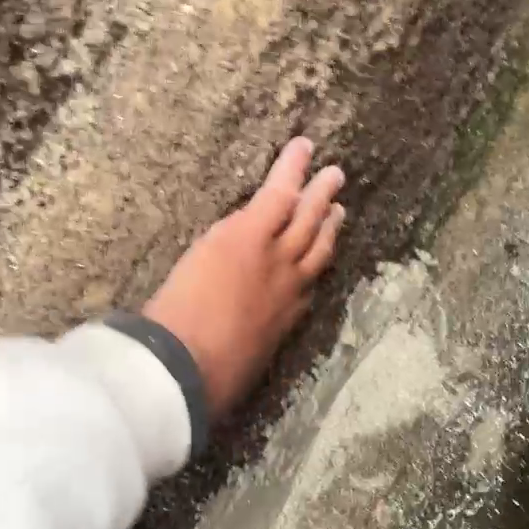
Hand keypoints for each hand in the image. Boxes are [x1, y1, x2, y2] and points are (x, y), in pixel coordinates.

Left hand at [142, 137, 344, 417]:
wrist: (188, 368)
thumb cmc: (205, 382)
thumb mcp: (233, 378)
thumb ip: (238, 363)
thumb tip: (230, 373)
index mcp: (282, 325)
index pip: (305, 292)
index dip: (311, 271)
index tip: (317, 259)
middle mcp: (289, 289)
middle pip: (317, 251)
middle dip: (328, 227)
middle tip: (339, 207)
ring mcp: (274, 259)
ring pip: (306, 219)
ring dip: (320, 194)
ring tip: (334, 173)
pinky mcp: (250, 235)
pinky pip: (277, 193)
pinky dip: (290, 168)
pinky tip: (301, 146)